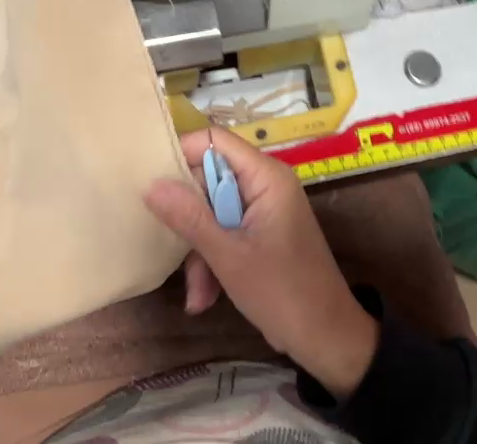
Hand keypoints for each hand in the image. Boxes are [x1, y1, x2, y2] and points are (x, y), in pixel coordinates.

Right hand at [144, 131, 379, 398]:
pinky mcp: (261, 233)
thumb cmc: (282, 291)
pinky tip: (206, 298)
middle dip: (190, 221)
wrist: (326, 336)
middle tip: (174, 252)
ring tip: (197, 295)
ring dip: (200, 252)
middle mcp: (266, 184)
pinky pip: (226, 232)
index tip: (152, 181)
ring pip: (213, 212)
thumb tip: (151, 184)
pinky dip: (214, 262)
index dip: (183, 153)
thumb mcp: (228, 256)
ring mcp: (264, 209)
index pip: (216, 141)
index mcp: (266, 176)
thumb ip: (189, 218)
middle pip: (210, 180)